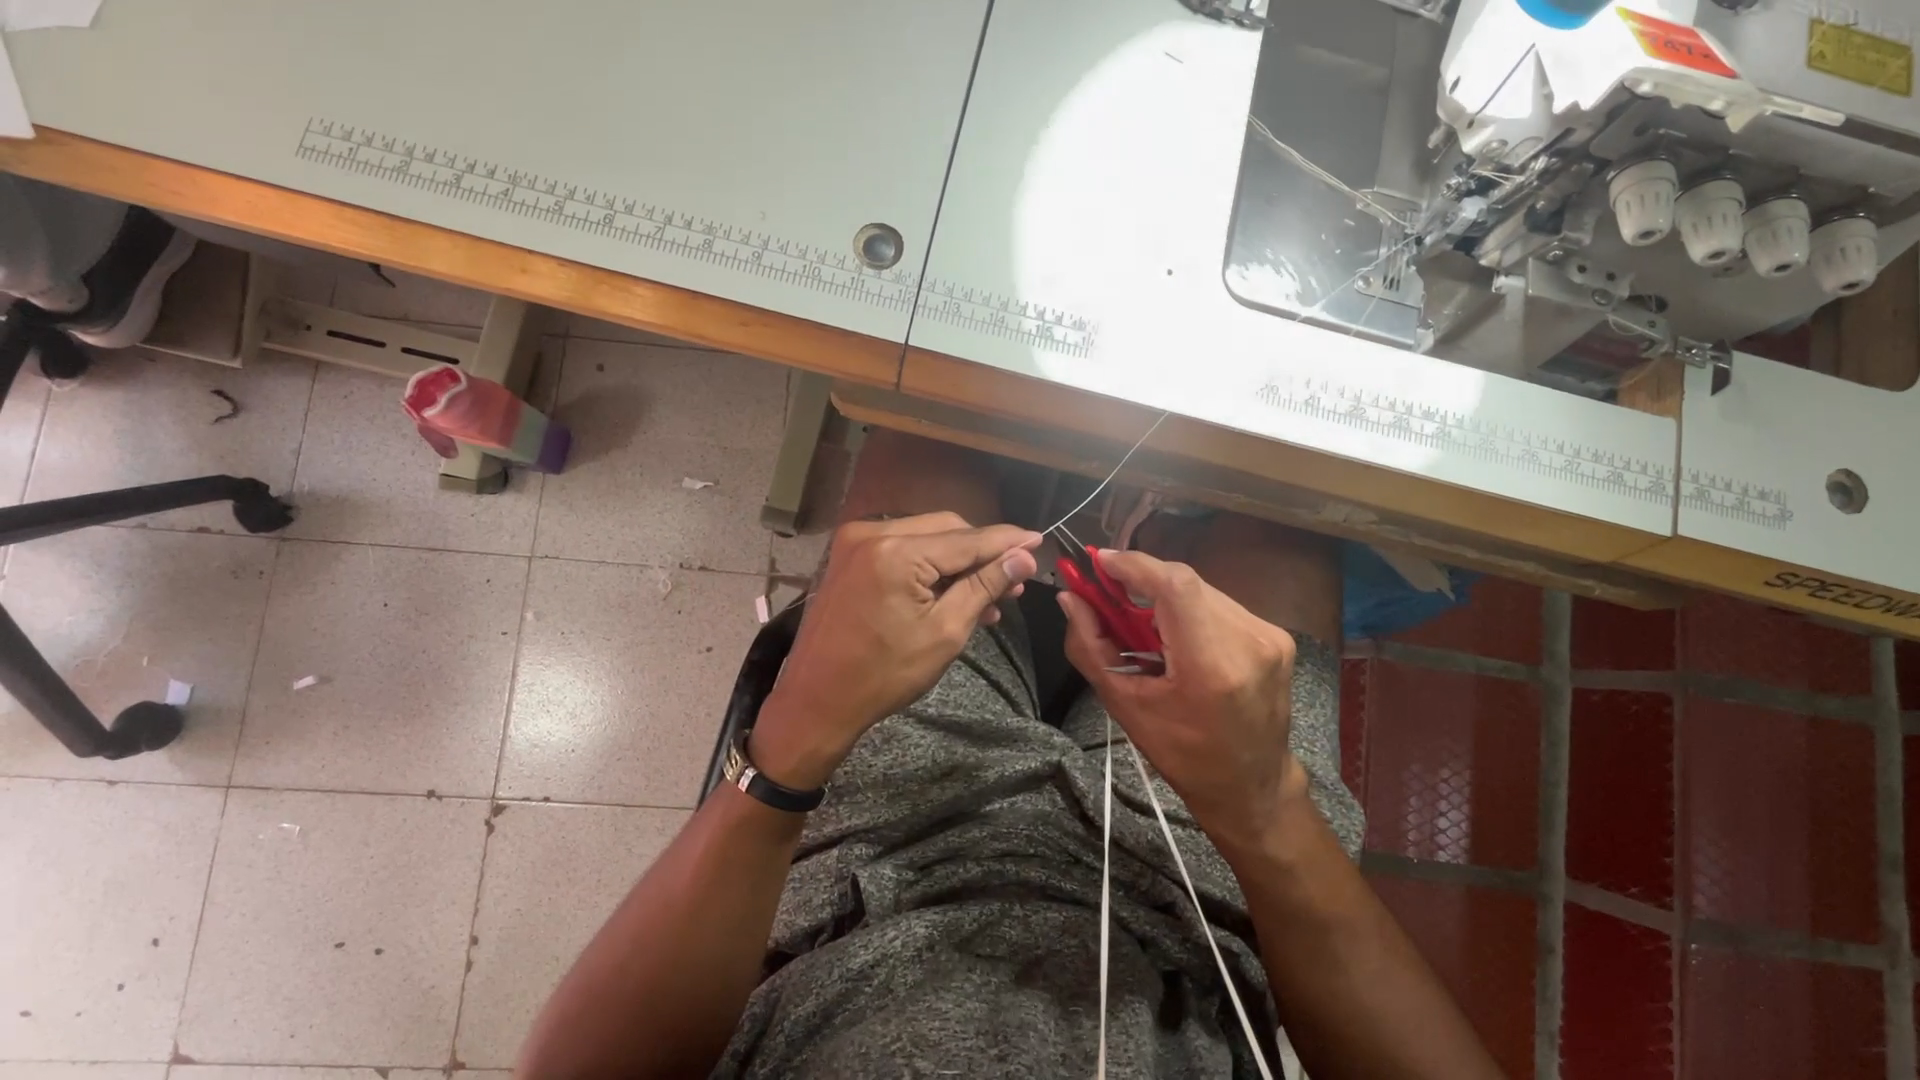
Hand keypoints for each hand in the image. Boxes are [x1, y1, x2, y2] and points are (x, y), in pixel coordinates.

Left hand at [750, 512, 1041, 789]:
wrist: (817, 699)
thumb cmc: (884, 674)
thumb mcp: (945, 632)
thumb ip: (985, 586)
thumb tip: (1024, 556)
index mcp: (897, 552)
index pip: (968, 538)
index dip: (1008, 541)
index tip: (1040, 541)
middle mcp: (874, 532)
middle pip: (948, 529)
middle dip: (983, 552)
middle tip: (1016, 580)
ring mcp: (857, 542)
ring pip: (927, 538)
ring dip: (959, 562)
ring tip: (993, 596)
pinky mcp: (849, 556)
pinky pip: (903, 549)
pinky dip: (930, 567)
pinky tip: (956, 594)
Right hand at [1058, 549, 1309, 853]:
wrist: (1252, 785)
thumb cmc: (1183, 755)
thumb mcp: (1126, 707)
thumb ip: (1091, 647)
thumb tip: (1070, 598)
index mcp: (1212, 666)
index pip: (1175, 585)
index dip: (1134, 564)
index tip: (1100, 563)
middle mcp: (1249, 641)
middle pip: (1185, 582)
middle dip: (1142, 582)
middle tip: (1109, 597)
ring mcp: (1270, 636)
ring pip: (1203, 590)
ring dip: (1166, 597)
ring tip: (1144, 629)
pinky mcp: (1277, 635)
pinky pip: (1221, 605)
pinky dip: (1191, 611)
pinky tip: (1178, 639)